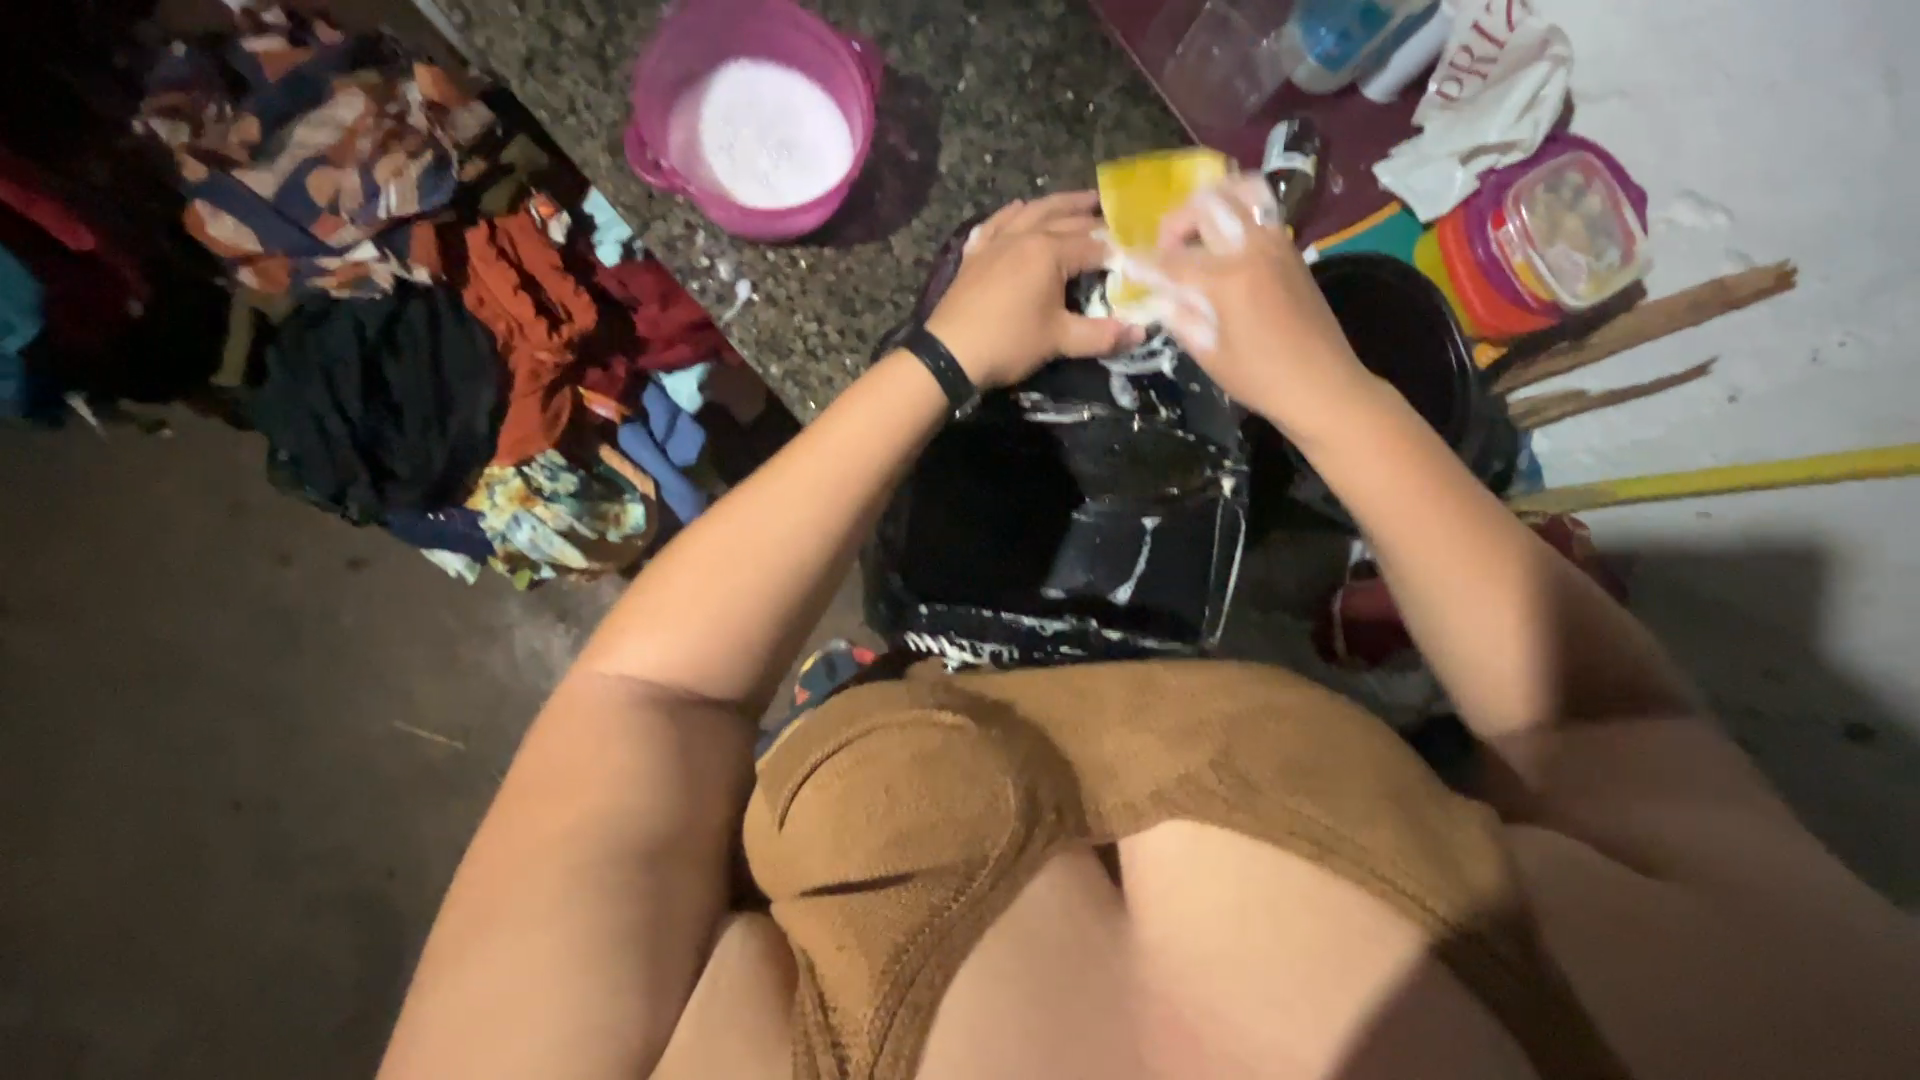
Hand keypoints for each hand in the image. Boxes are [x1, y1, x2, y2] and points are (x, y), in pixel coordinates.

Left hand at [922, 192, 1145, 388]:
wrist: (949, 355)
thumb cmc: (1008, 343)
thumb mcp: (1060, 340)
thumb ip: (1101, 335)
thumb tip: (1141, 334)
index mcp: (1049, 252)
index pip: (1092, 245)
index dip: (1114, 250)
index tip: (1132, 252)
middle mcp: (1023, 236)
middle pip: (1064, 220)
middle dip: (1090, 218)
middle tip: (1112, 214)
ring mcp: (995, 242)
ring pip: (1030, 213)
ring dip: (1056, 205)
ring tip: (1076, 201)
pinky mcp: (974, 255)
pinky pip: (995, 224)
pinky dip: (1011, 215)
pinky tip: (1018, 210)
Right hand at [1149, 176, 1372, 426]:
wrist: (1325, 385)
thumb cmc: (1262, 379)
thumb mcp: (1209, 355)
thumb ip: (1180, 318)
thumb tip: (1160, 296)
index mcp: (1228, 280)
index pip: (1172, 261)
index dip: (1142, 263)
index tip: (1123, 263)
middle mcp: (1253, 250)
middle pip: (1207, 204)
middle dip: (1177, 221)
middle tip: (1166, 248)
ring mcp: (1277, 244)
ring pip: (1242, 192)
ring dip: (1212, 203)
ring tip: (1197, 232)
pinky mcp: (1291, 251)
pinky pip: (1260, 211)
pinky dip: (1235, 214)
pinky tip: (1222, 246)